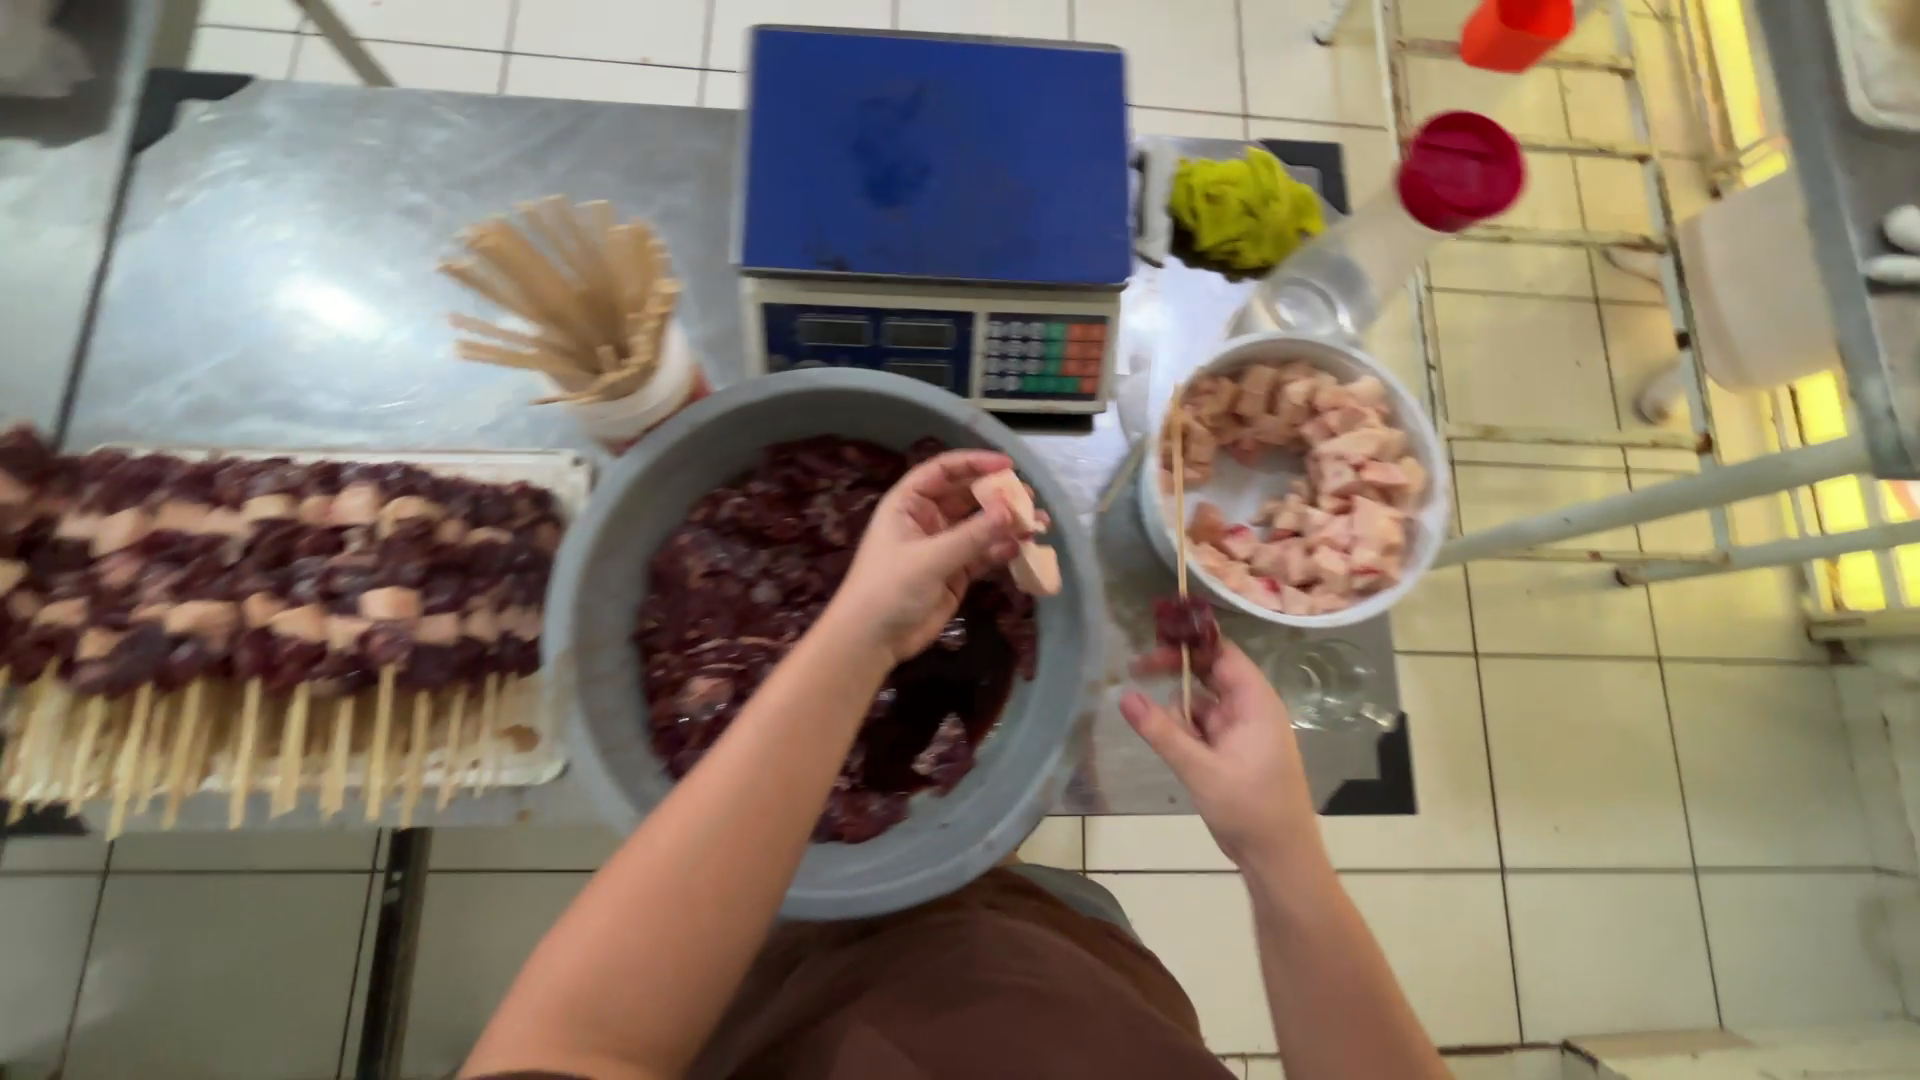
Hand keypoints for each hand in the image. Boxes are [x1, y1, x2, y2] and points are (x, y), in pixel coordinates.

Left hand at [824, 450, 1026, 663]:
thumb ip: (972, 536)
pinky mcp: (955, 573)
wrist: (872, 641)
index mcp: (908, 504)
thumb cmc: (888, 590)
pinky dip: (1002, 550)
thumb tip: (1010, 511)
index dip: (974, 462)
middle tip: (1029, 497)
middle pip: (967, 496)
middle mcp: (927, 519)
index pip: (943, 471)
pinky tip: (1021, 548)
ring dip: (1006, 524)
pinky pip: (984, 554)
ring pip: (980, 526)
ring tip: (1037, 523)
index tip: (1008, 465)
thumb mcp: (929, 559)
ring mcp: (943, 546)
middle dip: (998, 495)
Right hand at [1120, 640, 1319, 868]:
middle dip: (1174, 671)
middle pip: (1208, 672)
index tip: (1153, 639)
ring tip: (1162, 734)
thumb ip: (1161, 731)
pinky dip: (1183, 730)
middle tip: (1136, 672)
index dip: (1190, 641)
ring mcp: (1240, 730)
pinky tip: (1171, 747)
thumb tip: (1124, 695)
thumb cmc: (1250, 810)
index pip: (1222, 653)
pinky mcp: (1231, 750)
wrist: (1279, 860)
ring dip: (1177, 711)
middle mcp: (1250, 709)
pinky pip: (1200, 726)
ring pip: (1199, 701)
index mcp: (1255, 702)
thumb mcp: (1200, 769)